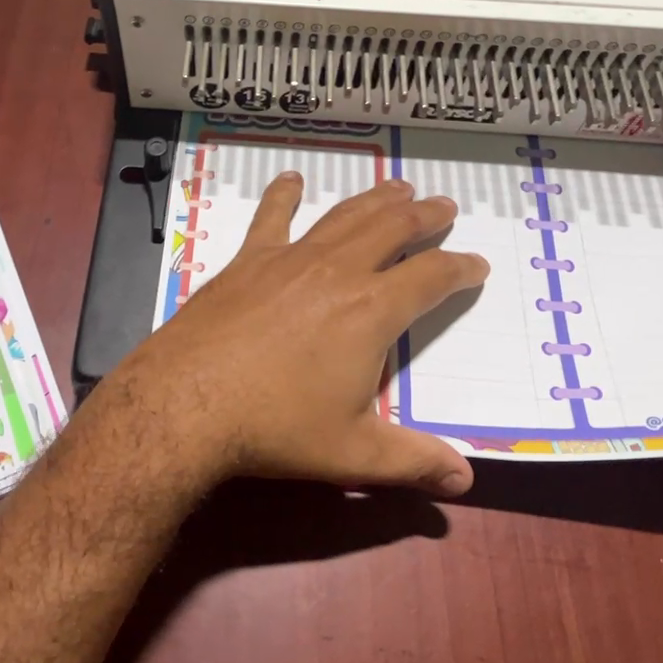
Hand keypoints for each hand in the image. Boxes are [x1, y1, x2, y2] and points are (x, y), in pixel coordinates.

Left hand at [114, 173, 488, 497]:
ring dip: (375, 200)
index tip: (476, 264)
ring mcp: (289, 259)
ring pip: (343, 216)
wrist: (187, 402)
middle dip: (424, 216)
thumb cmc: (274, 427)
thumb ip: (412, 462)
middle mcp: (337, 272)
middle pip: (392, 229)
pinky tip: (291, 179)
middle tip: (443, 205)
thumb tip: (464, 483)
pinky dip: (284, 194)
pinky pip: (271, 217)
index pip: (431, 278)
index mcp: (372, 311)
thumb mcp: (352, 453)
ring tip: (397, 187)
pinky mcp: (248, 260)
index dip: (460, 268)